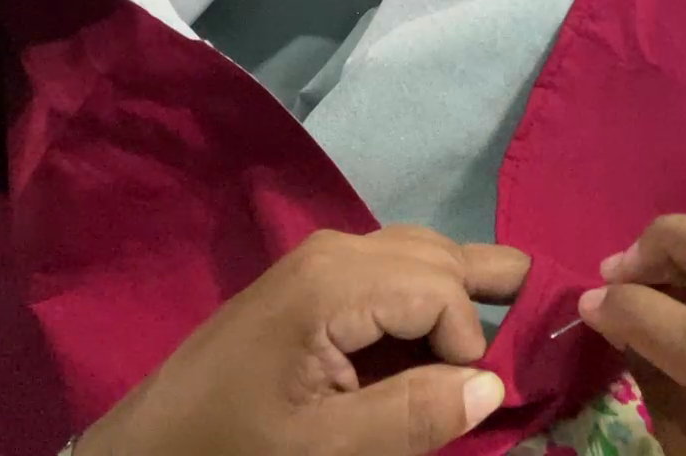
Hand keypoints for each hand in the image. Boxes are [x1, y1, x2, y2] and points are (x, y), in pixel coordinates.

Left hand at [74, 226, 528, 455]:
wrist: (149, 446)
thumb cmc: (235, 449)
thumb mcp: (327, 452)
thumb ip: (414, 416)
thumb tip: (493, 382)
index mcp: (336, 282)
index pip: (438, 289)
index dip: (467, 341)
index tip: (469, 397)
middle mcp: (335, 249)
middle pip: (432, 254)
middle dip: (480, 287)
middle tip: (536, 308)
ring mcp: (321, 257)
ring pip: (414, 251)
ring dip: (456, 281)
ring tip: (507, 300)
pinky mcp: (312, 276)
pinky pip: (387, 267)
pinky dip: (423, 289)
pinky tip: (440, 318)